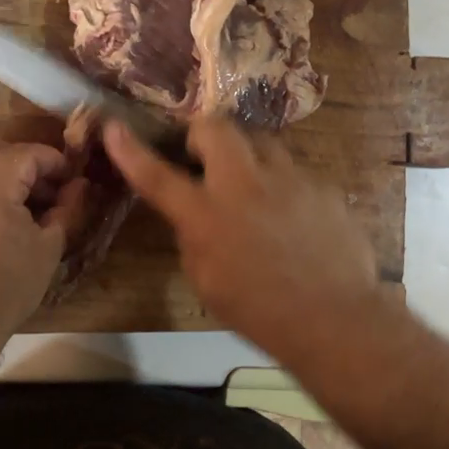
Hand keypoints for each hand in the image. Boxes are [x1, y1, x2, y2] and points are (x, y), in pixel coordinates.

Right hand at [103, 117, 391, 352]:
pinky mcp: (323, 187)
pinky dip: (283, 186)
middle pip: (215, 128)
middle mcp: (245, 184)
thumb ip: (194, 238)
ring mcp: (289, 180)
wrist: (334, 320)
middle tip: (201, 156)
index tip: (114, 128)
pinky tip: (292, 218)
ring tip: (251, 184)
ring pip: (261, 141)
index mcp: (206, 215)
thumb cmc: (259, 312)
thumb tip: (196, 217)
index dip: (130, 150)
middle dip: (201, 133)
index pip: (157, 175)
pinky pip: (295, 173)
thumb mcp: (206, 281)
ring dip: (246, 155)